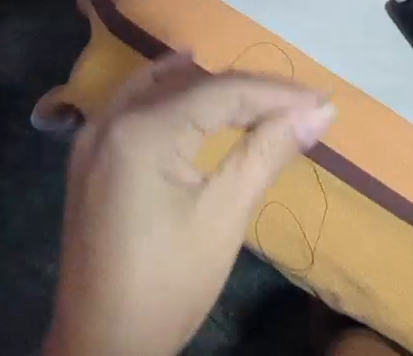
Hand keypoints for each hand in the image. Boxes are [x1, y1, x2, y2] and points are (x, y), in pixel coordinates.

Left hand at [41, 53, 336, 355]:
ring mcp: (94, 135)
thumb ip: (269, 151)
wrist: (100, 348)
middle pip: (194, 83)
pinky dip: (173, 91)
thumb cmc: (167, 286)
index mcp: (143, 132)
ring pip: (165, 86)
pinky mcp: (90, 155)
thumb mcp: (224, 217)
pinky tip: (193, 83)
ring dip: (213, 87)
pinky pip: (138, 101)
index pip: (222, 92)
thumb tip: (320, 110)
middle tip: (300, 104)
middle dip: (250, 92)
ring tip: (262, 98)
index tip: (321, 101)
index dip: (277, 94)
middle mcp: (112, 118)